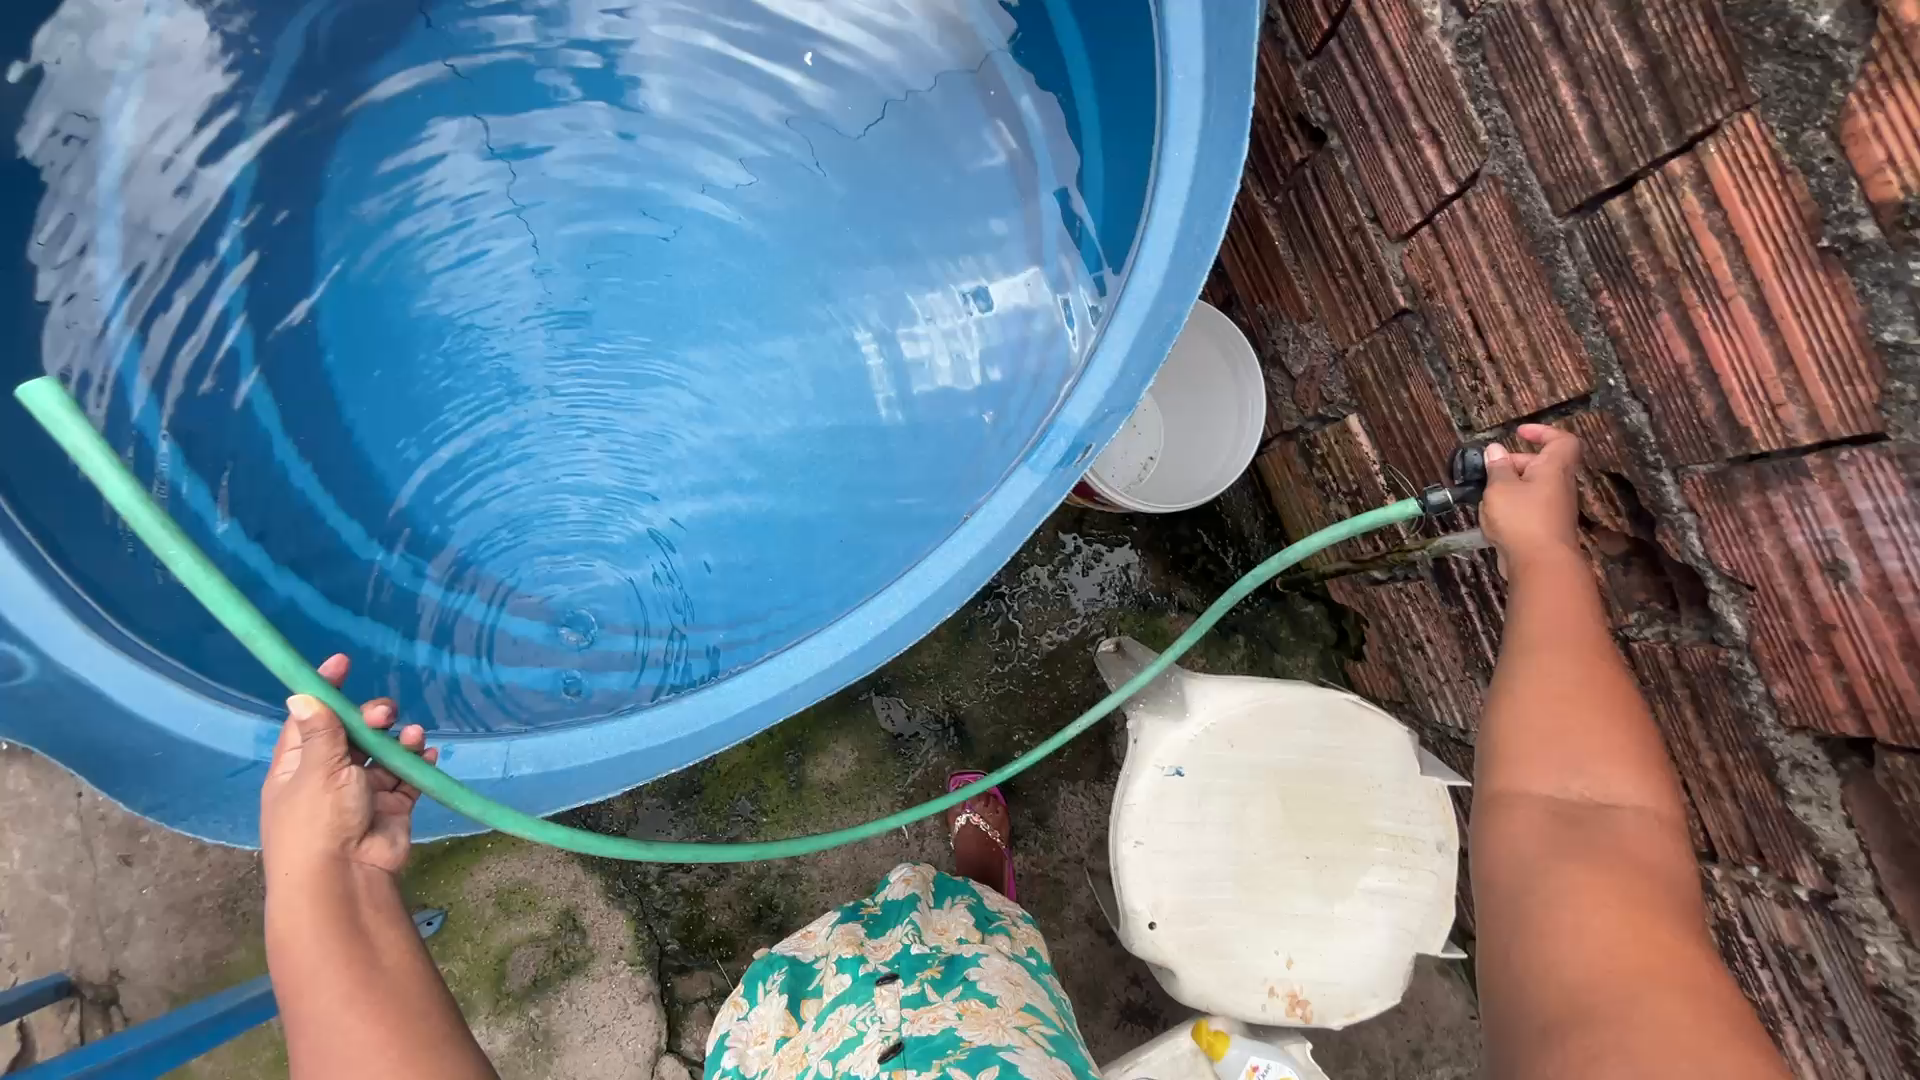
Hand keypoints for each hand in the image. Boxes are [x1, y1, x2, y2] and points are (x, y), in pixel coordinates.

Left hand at [260, 654, 438, 880]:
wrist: (346, 875)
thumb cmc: (319, 821)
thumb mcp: (317, 771)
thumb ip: (321, 732)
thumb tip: (301, 695)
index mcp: (298, 768)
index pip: (311, 719)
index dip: (325, 691)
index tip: (343, 663)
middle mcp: (329, 776)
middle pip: (354, 733)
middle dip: (372, 717)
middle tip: (385, 715)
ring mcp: (362, 791)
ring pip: (385, 752)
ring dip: (400, 739)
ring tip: (413, 737)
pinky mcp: (393, 803)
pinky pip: (409, 773)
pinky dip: (419, 760)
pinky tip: (427, 753)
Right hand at [1480, 423, 1583, 574]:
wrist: (1540, 561)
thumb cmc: (1521, 518)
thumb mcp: (1500, 488)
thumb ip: (1497, 468)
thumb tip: (1495, 449)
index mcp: (1553, 468)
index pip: (1561, 441)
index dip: (1543, 432)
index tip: (1519, 432)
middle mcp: (1559, 484)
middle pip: (1540, 464)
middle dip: (1513, 463)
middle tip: (1488, 470)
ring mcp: (1553, 506)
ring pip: (1531, 486)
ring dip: (1508, 486)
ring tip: (1485, 497)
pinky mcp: (1544, 524)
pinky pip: (1527, 505)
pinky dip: (1509, 505)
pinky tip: (1491, 517)